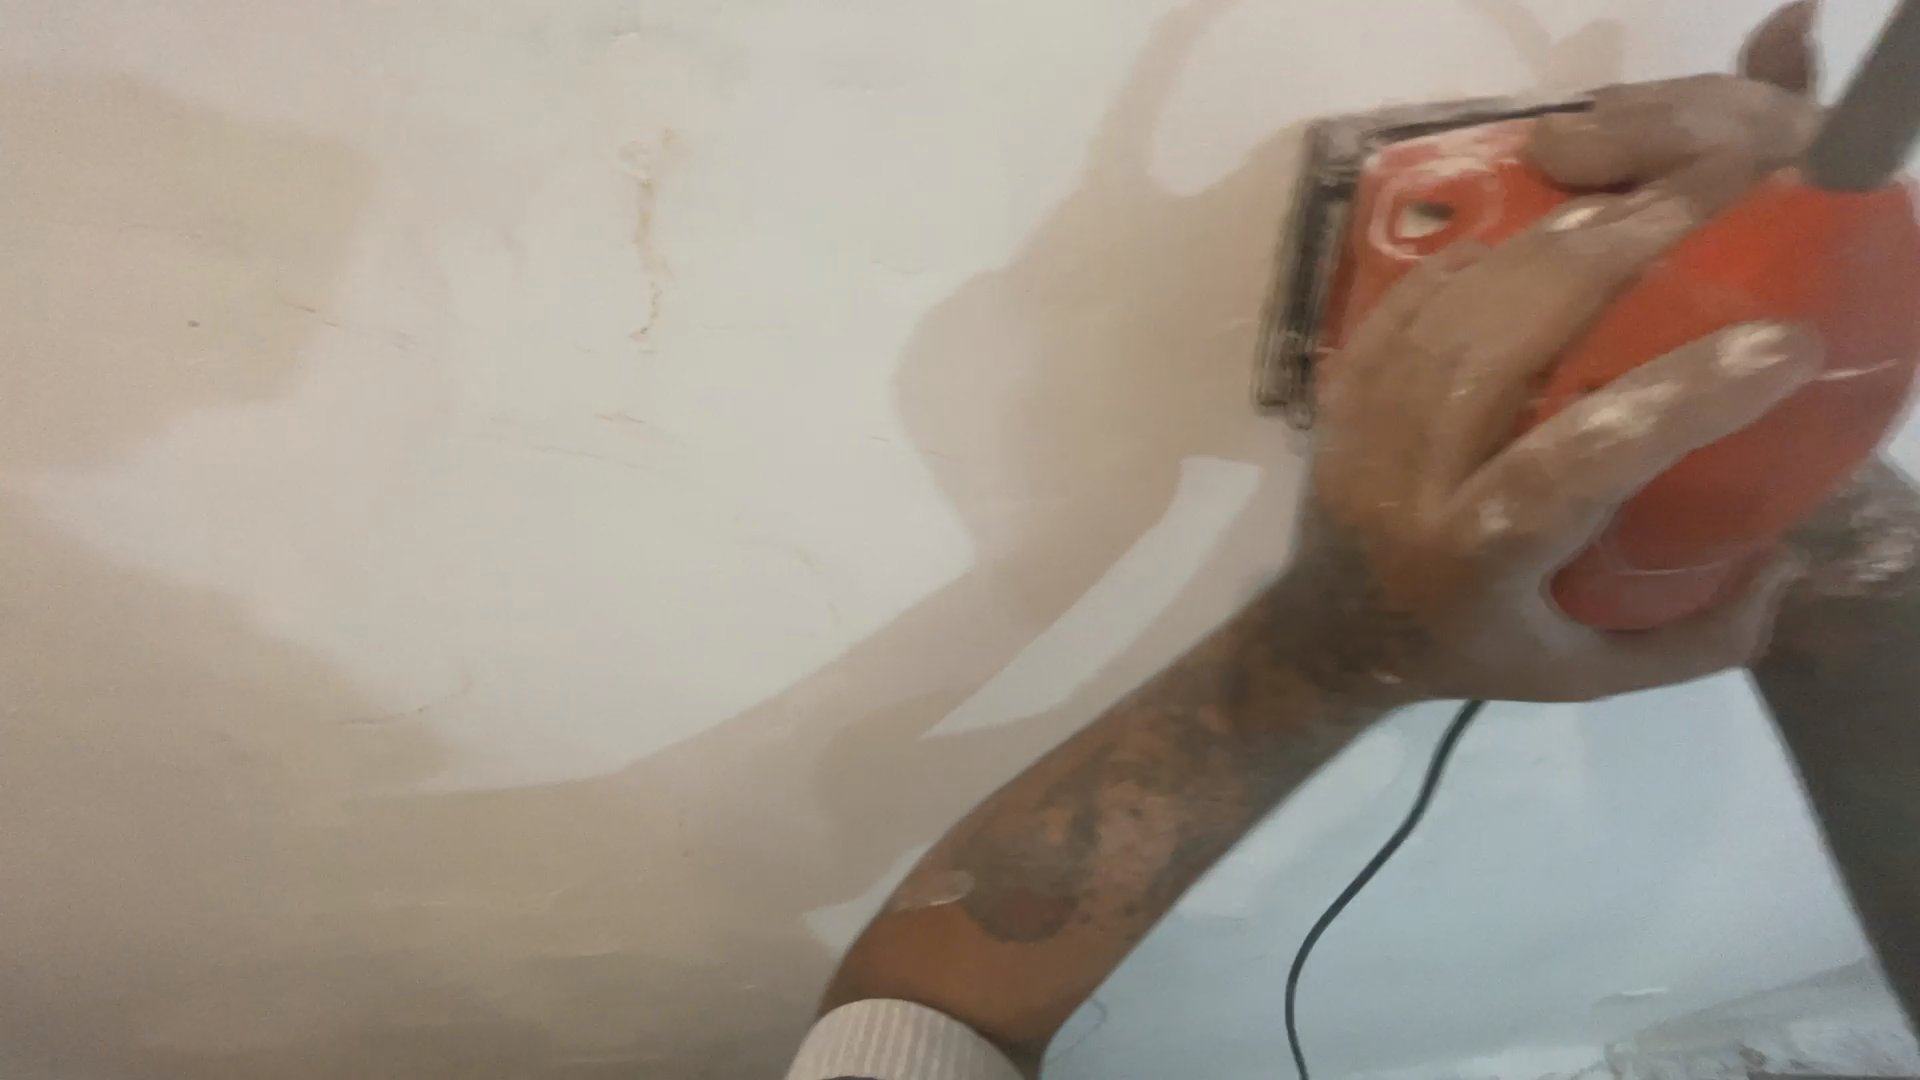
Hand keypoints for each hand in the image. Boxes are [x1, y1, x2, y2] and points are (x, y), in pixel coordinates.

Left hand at [1282, 2, 1824, 704]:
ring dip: (1537, 251)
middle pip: (1493, 359)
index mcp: (1474, 557)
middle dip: (1606, 266)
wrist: (1331, 632)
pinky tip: (1516, 240)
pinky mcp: (1337, 412)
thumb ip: (1700, 634)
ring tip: (1628, 202)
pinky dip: (1450, 272)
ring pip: (1441, 326)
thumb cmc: (1463, 650)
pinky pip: (1388, 322)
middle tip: (1712, 196)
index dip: (1671, 399)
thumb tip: (1790, 550)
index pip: (1568, 465)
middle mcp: (1408, 486)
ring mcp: (1361, 439)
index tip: (1780, 341)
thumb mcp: (1585, 674)